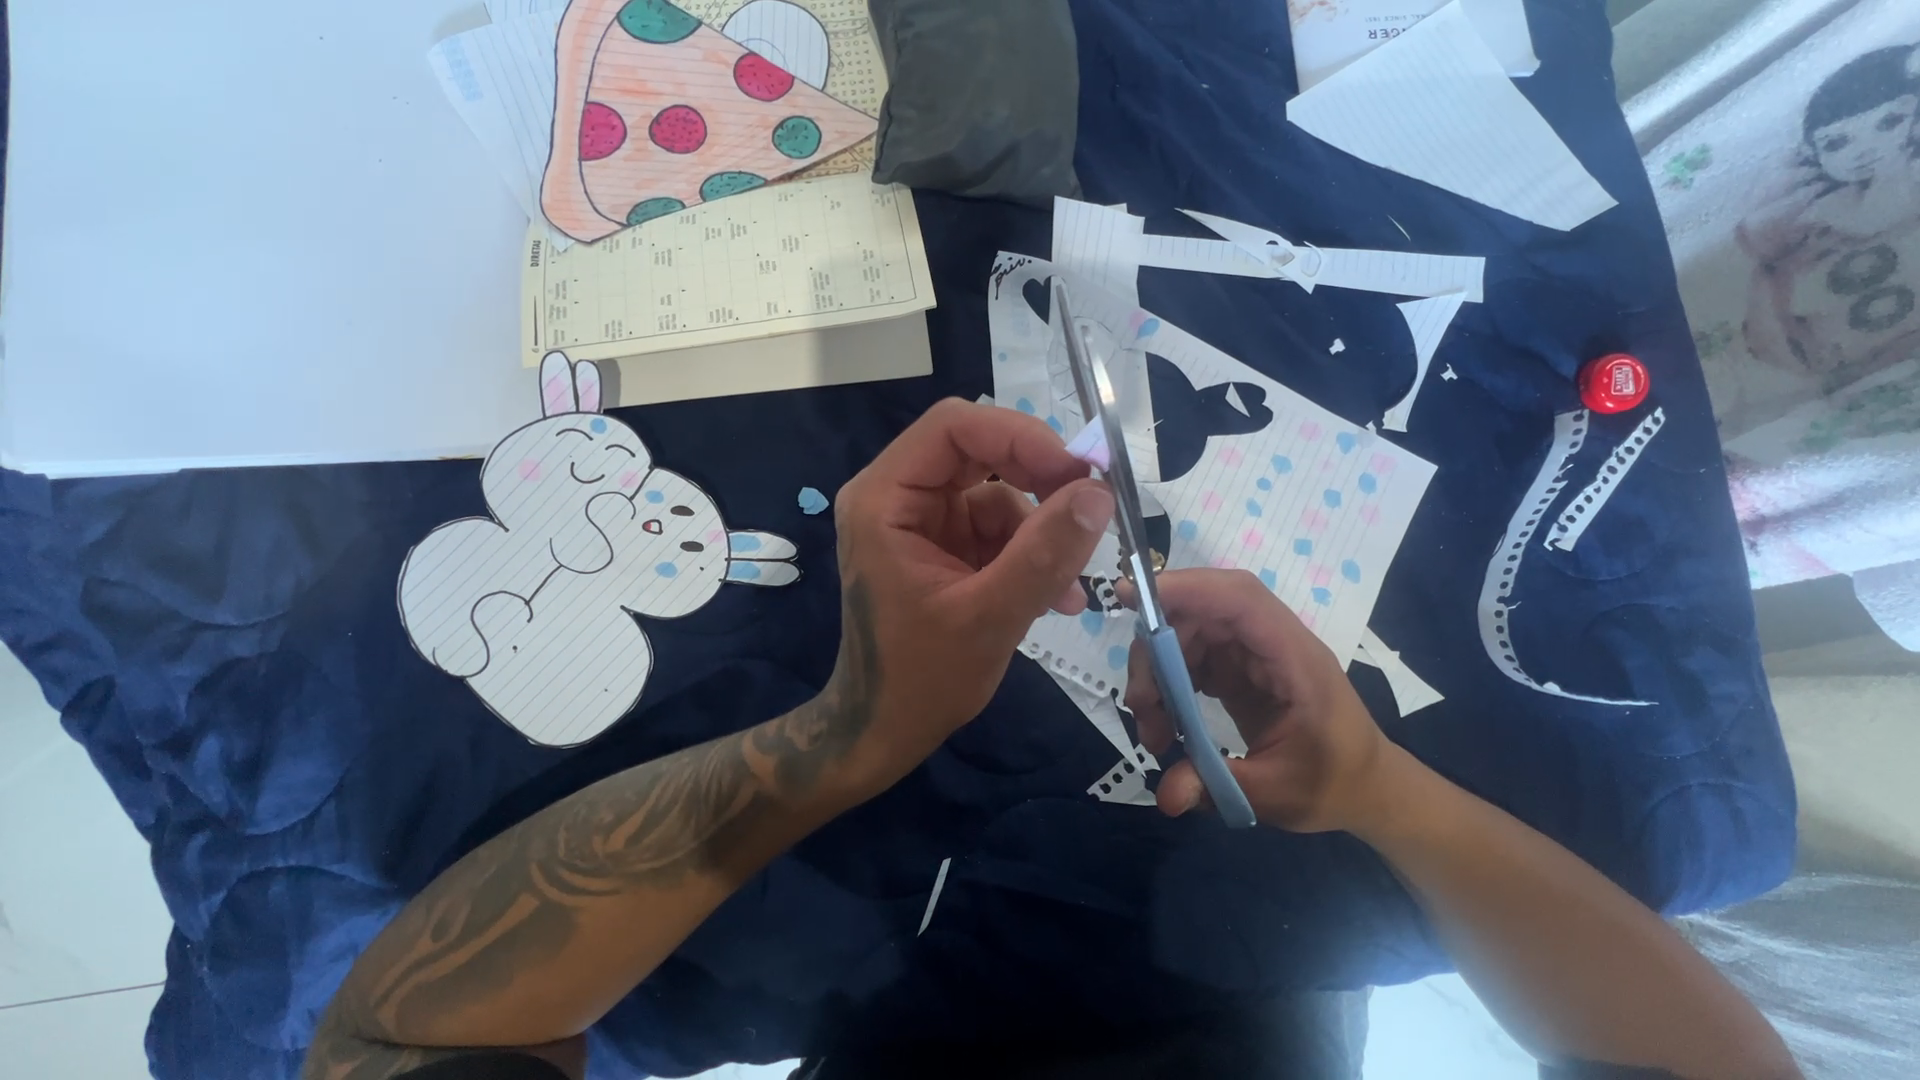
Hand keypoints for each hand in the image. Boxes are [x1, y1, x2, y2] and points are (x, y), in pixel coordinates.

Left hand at [825, 399, 1114, 792]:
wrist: (886, 729)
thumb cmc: (921, 679)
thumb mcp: (989, 617)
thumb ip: (1044, 554)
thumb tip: (1099, 494)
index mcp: (884, 499)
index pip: (954, 427)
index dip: (1020, 437)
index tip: (1076, 473)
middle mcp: (897, 497)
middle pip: (979, 452)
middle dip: (1039, 481)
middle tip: (1089, 511)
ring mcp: (921, 521)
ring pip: (998, 492)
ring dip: (1041, 532)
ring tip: (1066, 588)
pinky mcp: (943, 547)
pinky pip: (998, 529)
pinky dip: (1031, 556)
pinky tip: (1055, 599)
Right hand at [1124, 569, 1393, 832]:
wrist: (1368, 791)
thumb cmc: (1335, 785)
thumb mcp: (1277, 796)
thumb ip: (1218, 787)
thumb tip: (1166, 796)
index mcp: (1295, 659)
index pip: (1240, 600)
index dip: (1186, 588)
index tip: (1132, 597)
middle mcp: (1272, 644)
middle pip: (1204, 612)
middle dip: (1158, 646)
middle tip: (1139, 702)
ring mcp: (1255, 654)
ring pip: (1192, 633)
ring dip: (1158, 670)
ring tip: (1151, 726)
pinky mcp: (1240, 670)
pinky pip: (1194, 656)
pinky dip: (1168, 681)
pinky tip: (1164, 721)